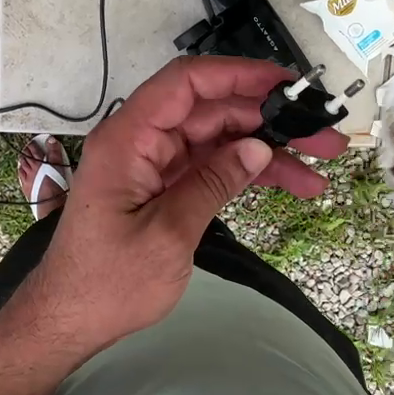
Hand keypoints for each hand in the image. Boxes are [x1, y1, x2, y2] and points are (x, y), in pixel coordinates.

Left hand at [19, 56, 348, 350]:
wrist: (69, 320)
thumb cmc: (108, 284)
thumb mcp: (167, 235)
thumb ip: (211, 185)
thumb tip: (256, 148)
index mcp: (128, 140)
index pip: (185, 83)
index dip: (238, 74)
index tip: (288, 83)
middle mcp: (138, 143)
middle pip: (209, 110)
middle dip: (268, 118)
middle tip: (324, 135)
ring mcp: (150, 166)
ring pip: (216, 140)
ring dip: (265, 150)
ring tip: (319, 166)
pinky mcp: (160, 189)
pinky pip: (208, 167)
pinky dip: (244, 173)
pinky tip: (287, 182)